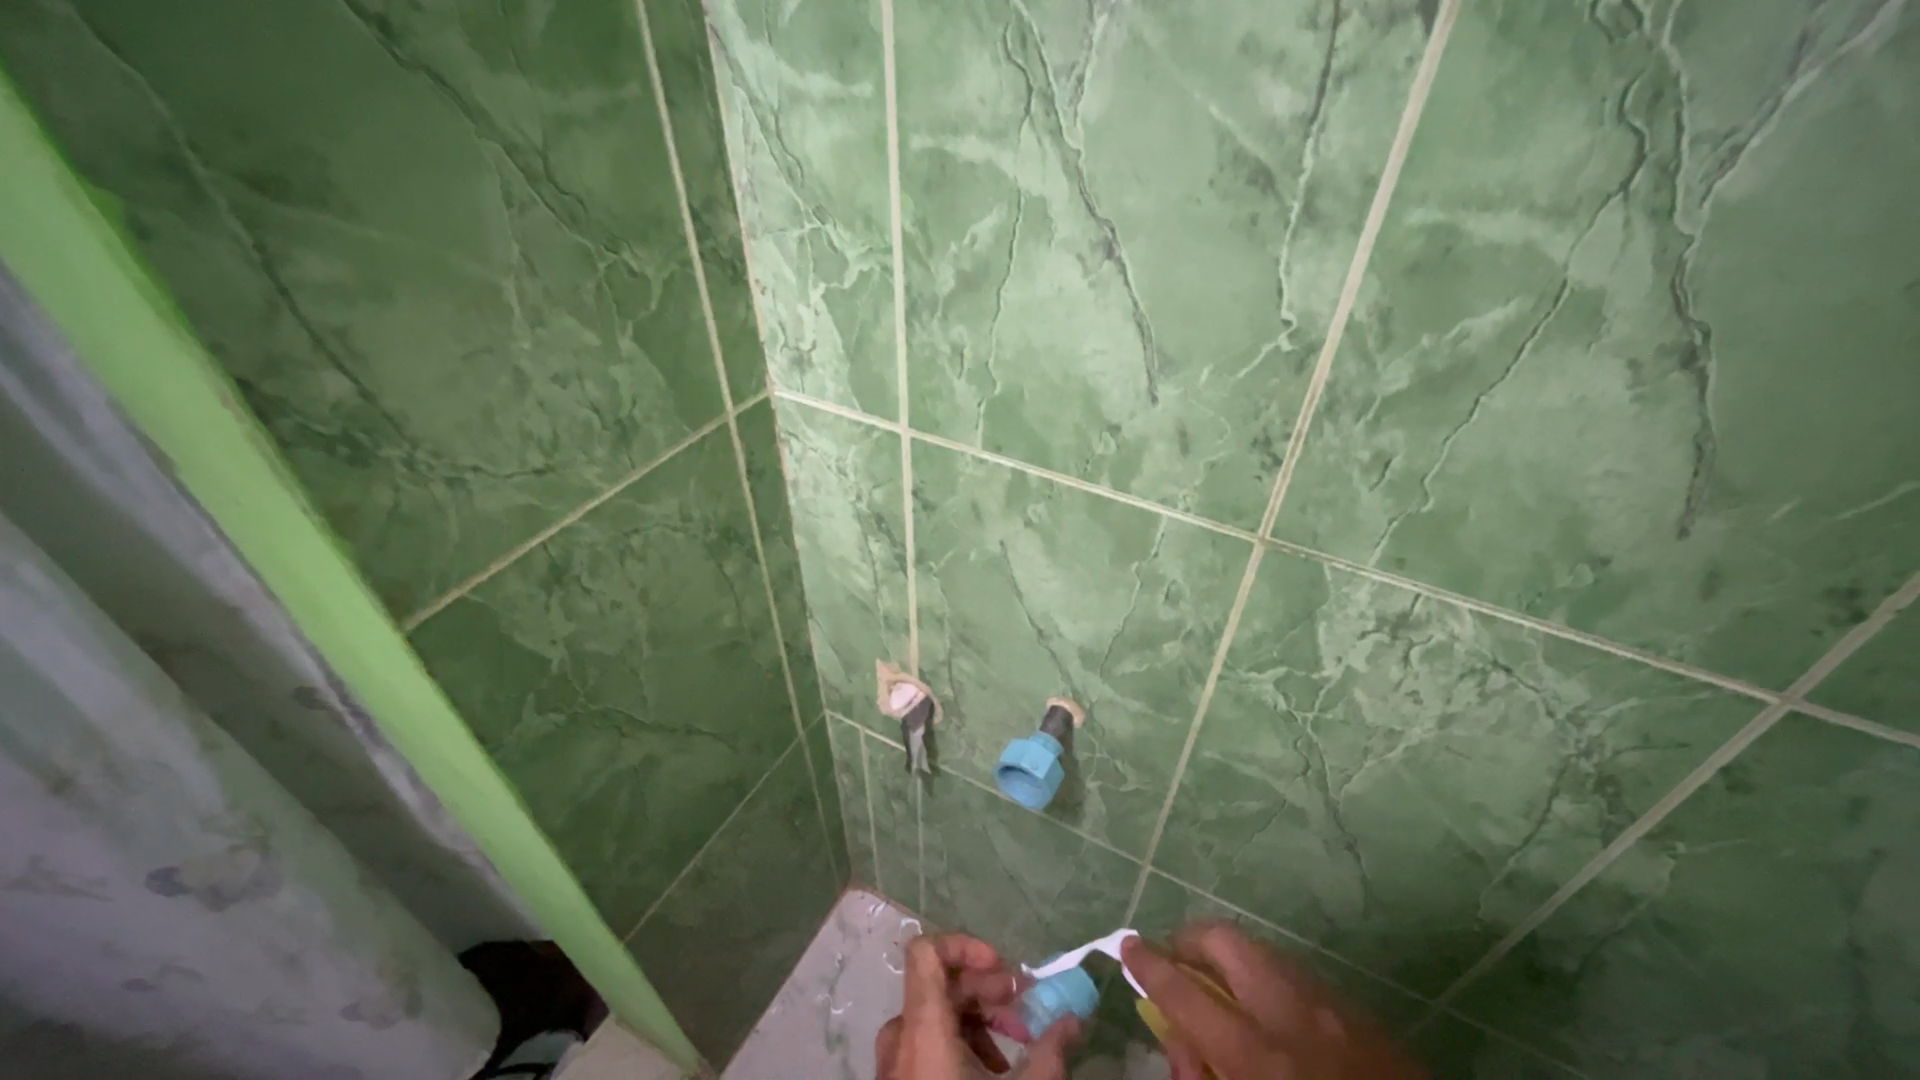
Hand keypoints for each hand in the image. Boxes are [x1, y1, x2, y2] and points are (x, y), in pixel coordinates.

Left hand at [876, 933, 1081, 1079]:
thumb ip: (1049, 1051)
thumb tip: (1073, 1019)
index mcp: (922, 1028)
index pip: (926, 952)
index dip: (965, 947)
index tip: (1004, 970)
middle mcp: (900, 1036)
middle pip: (939, 984)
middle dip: (987, 990)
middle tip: (1027, 1007)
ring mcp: (894, 1063)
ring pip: (935, 1016)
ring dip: (979, 1018)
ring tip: (1018, 1044)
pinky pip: (926, 1043)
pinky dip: (961, 1042)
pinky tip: (993, 1072)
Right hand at [1121, 921, 1424, 1079]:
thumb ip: (1203, 1078)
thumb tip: (1178, 1038)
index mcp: (1260, 1056)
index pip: (1185, 993)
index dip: (1149, 966)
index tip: (1127, 947)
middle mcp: (1293, 1015)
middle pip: (1226, 942)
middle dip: (1189, 939)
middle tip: (1170, 958)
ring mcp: (1334, 1007)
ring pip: (1264, 951)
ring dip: (1229, 956)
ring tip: (1215, 982)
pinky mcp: (1363, 1012)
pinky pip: (1298, 974)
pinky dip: (1268, 976)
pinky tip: (1268, 1008)